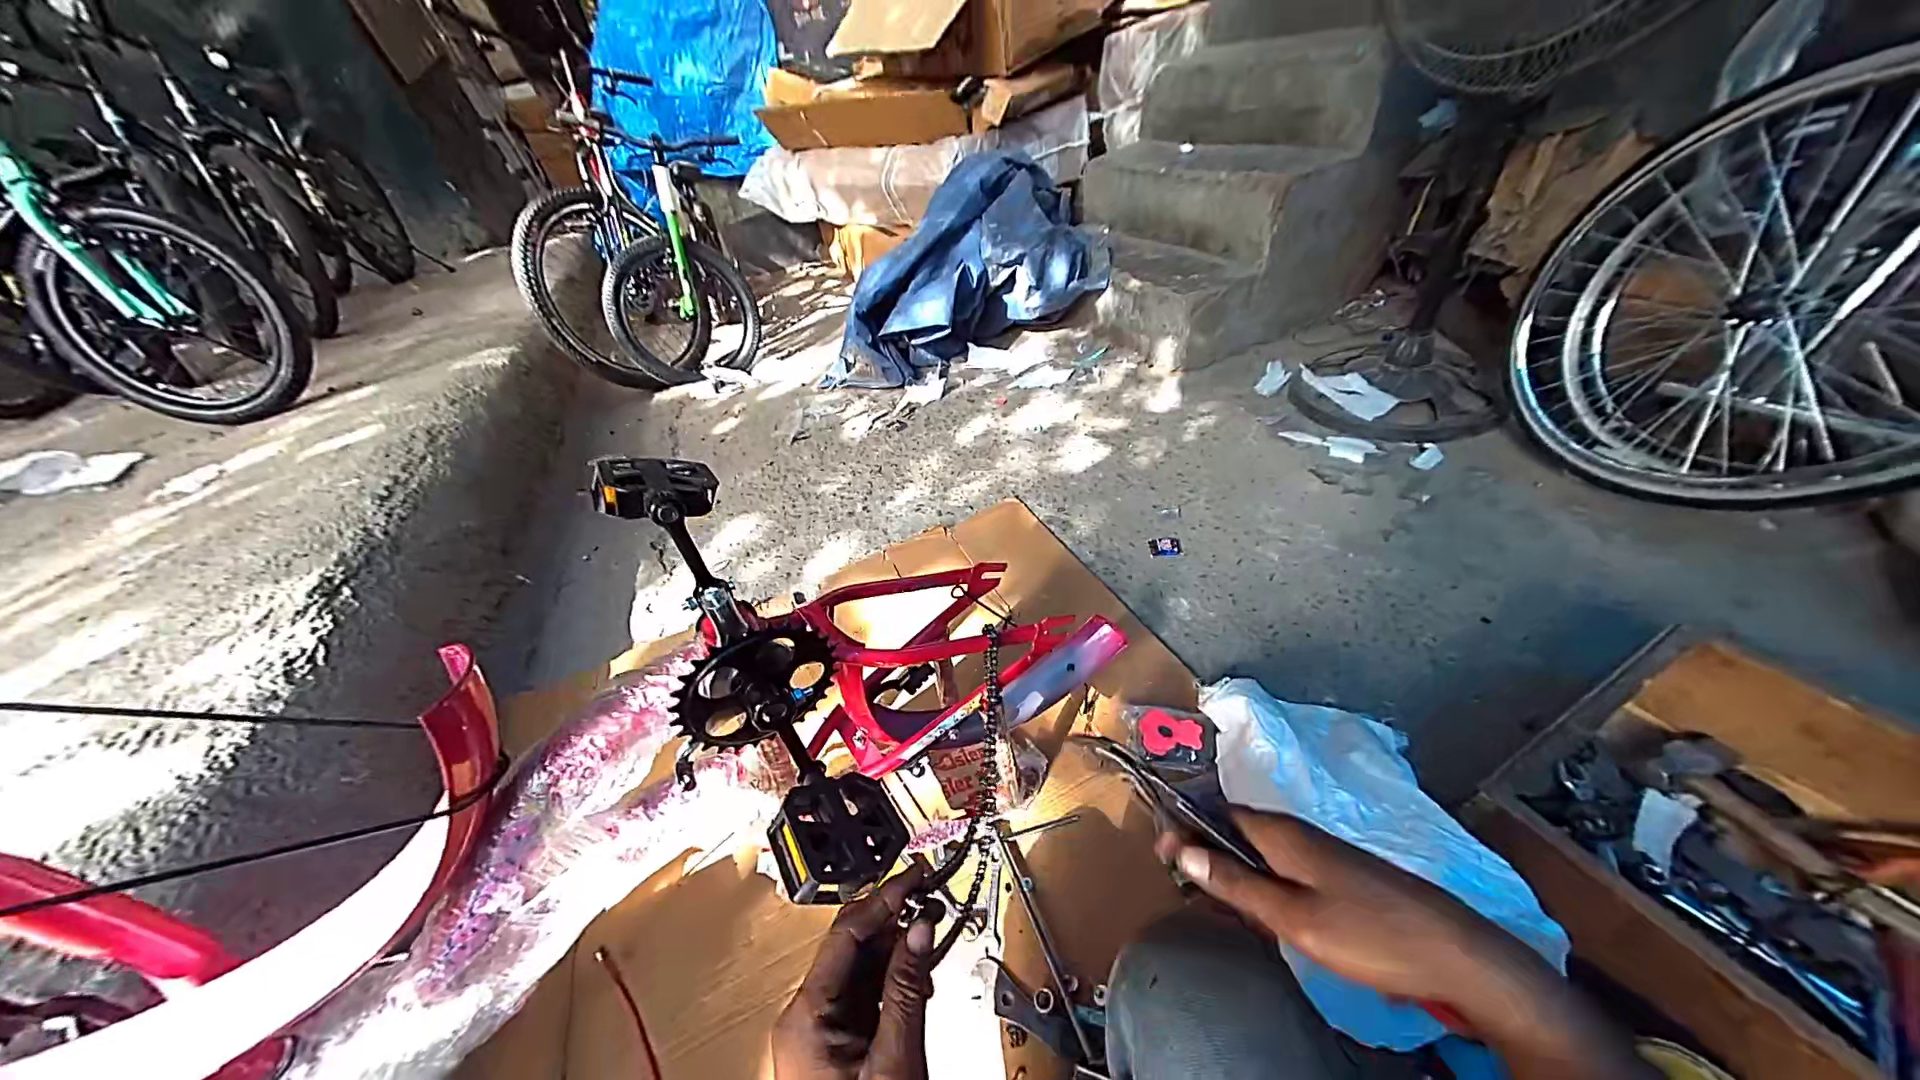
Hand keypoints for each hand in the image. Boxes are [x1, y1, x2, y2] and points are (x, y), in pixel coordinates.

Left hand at [772, 862, 935, 1079]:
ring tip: (931, 926)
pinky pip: (869, 989)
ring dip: (899, 944)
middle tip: (929, 895)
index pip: (847, 933)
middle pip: (853, 945)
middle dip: (894, 918)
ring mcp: (824, 1026)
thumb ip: (907, 986)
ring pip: (863, 964)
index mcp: (806, 1013)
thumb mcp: (894, 1058)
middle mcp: (808, 1012)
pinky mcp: (841, 1037)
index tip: (915, 877)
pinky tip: (920, 966)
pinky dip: (897, 973)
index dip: (885, 899)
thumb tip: (920, 926)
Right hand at [1159, 811, 1652, 1079]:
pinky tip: (1264, 907)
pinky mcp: (1339, 872)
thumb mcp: (1293, 916)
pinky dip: (1260, 878)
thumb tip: (1183, 849)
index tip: (1161, 852)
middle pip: (1235, 827)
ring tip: (1216, 894)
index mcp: (1281, 831)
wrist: (1462, 956)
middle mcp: (1298, 830)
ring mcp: (1322, 850)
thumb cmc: (1370, 934)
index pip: (1217, 811)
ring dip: (1231, 865)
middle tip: (1184, 879)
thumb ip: (1236, 883)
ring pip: (1259, 847)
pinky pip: (1282, 864)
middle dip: (1204, 847)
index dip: (1184, 826)